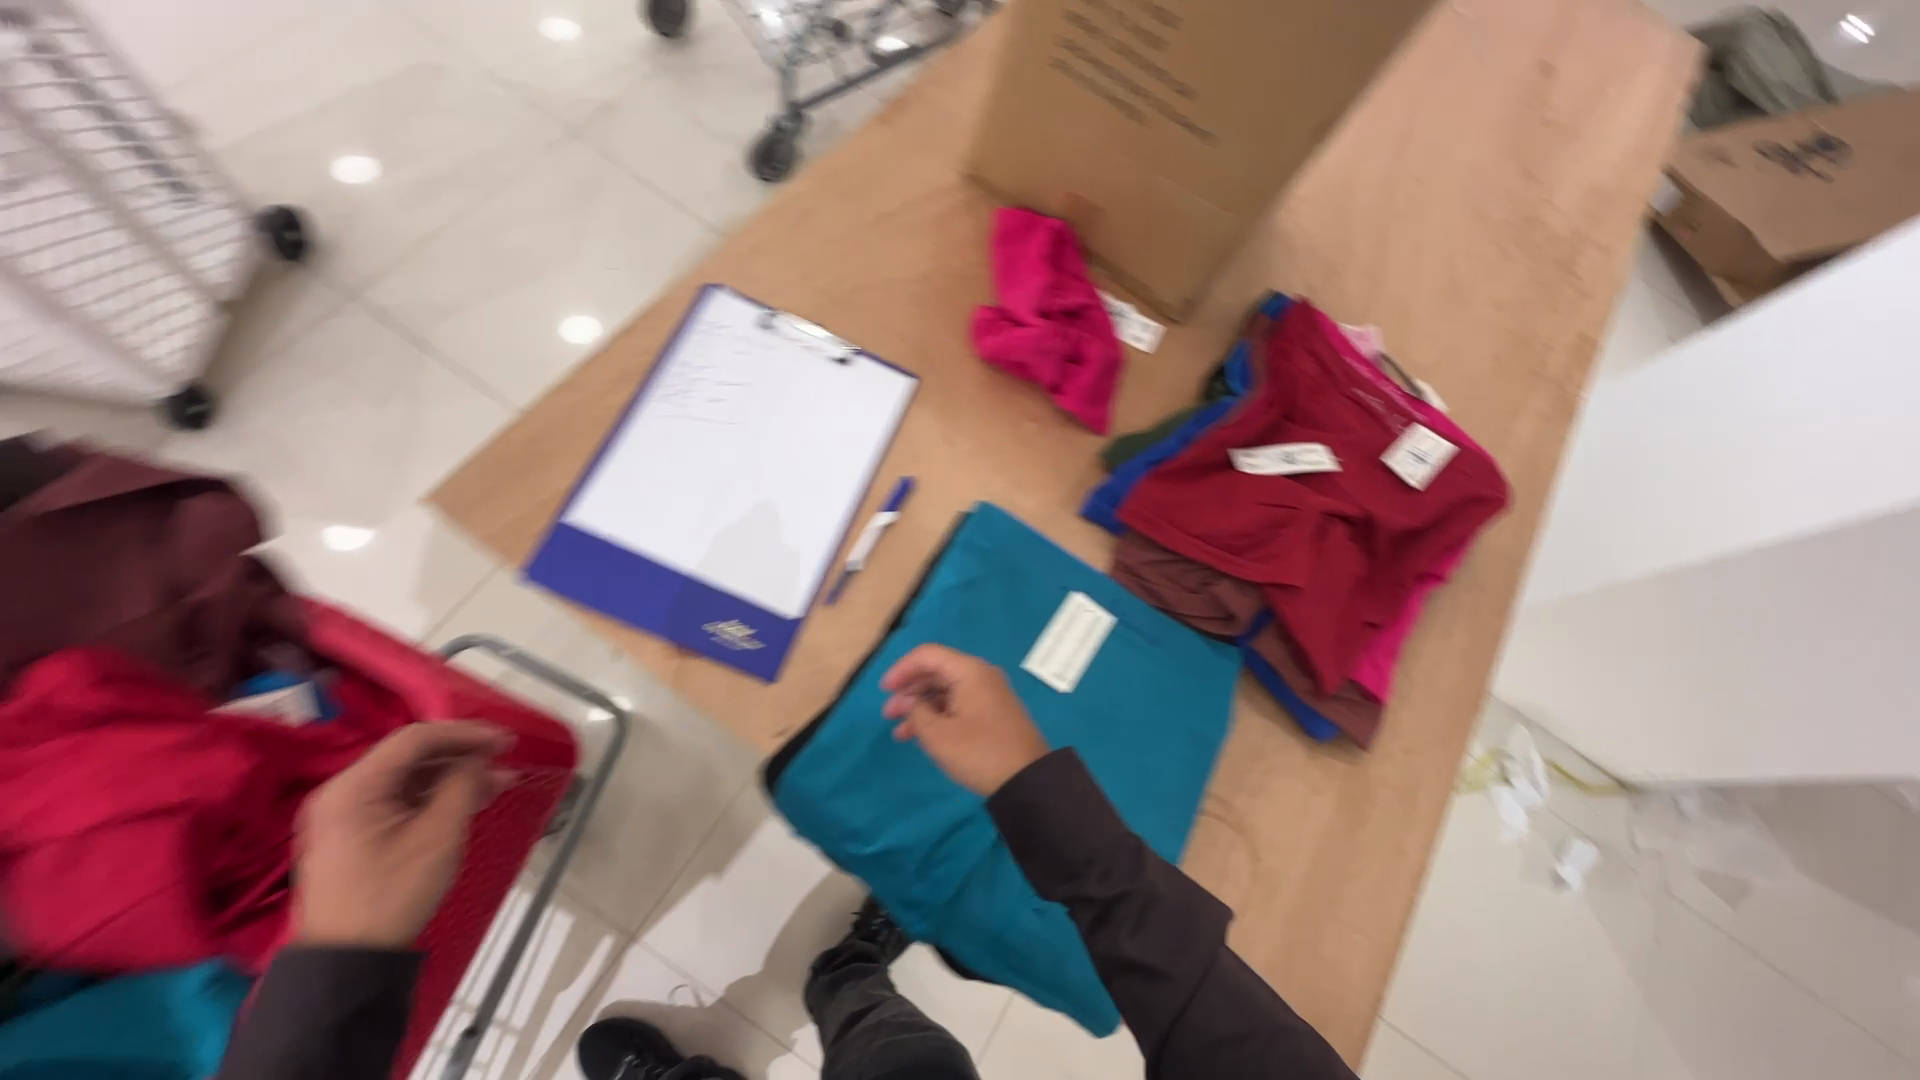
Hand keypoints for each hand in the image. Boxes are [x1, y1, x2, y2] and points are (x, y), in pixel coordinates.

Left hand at [294, 722, 513, 948]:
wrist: (347, 962)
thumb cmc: (394, 893)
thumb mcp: (439, 835)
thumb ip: (462, 785)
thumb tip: (479, 760)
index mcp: (354, 786)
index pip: (416, 738)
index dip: (466, 734)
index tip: (507, 742)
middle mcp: (343, 792)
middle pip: (411, 755)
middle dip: (463, 755)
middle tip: (506, 760)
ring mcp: (346, 814)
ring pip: (409, 778)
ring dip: (453, 776)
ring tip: (497, 783)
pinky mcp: (355, 834)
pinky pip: (400, 800)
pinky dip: (435, 796)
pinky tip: (469, 801)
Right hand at [879, 645, 1049, 795]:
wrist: (1028, 780)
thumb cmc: (979, 752)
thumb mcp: (938, 735)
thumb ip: (917, 712)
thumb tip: (911, 702)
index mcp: (969, 671)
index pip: (927, 655)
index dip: (901, 670)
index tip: (883, 691)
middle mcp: (980, 675)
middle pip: (936, 672)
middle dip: (909, 691)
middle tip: (888, 714)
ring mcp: (988, 694)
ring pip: (945, 691)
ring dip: (920, 707)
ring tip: (899, 732)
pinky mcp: (992, 712)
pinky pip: (958, 704)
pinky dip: (937, 716)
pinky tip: (920, 736)